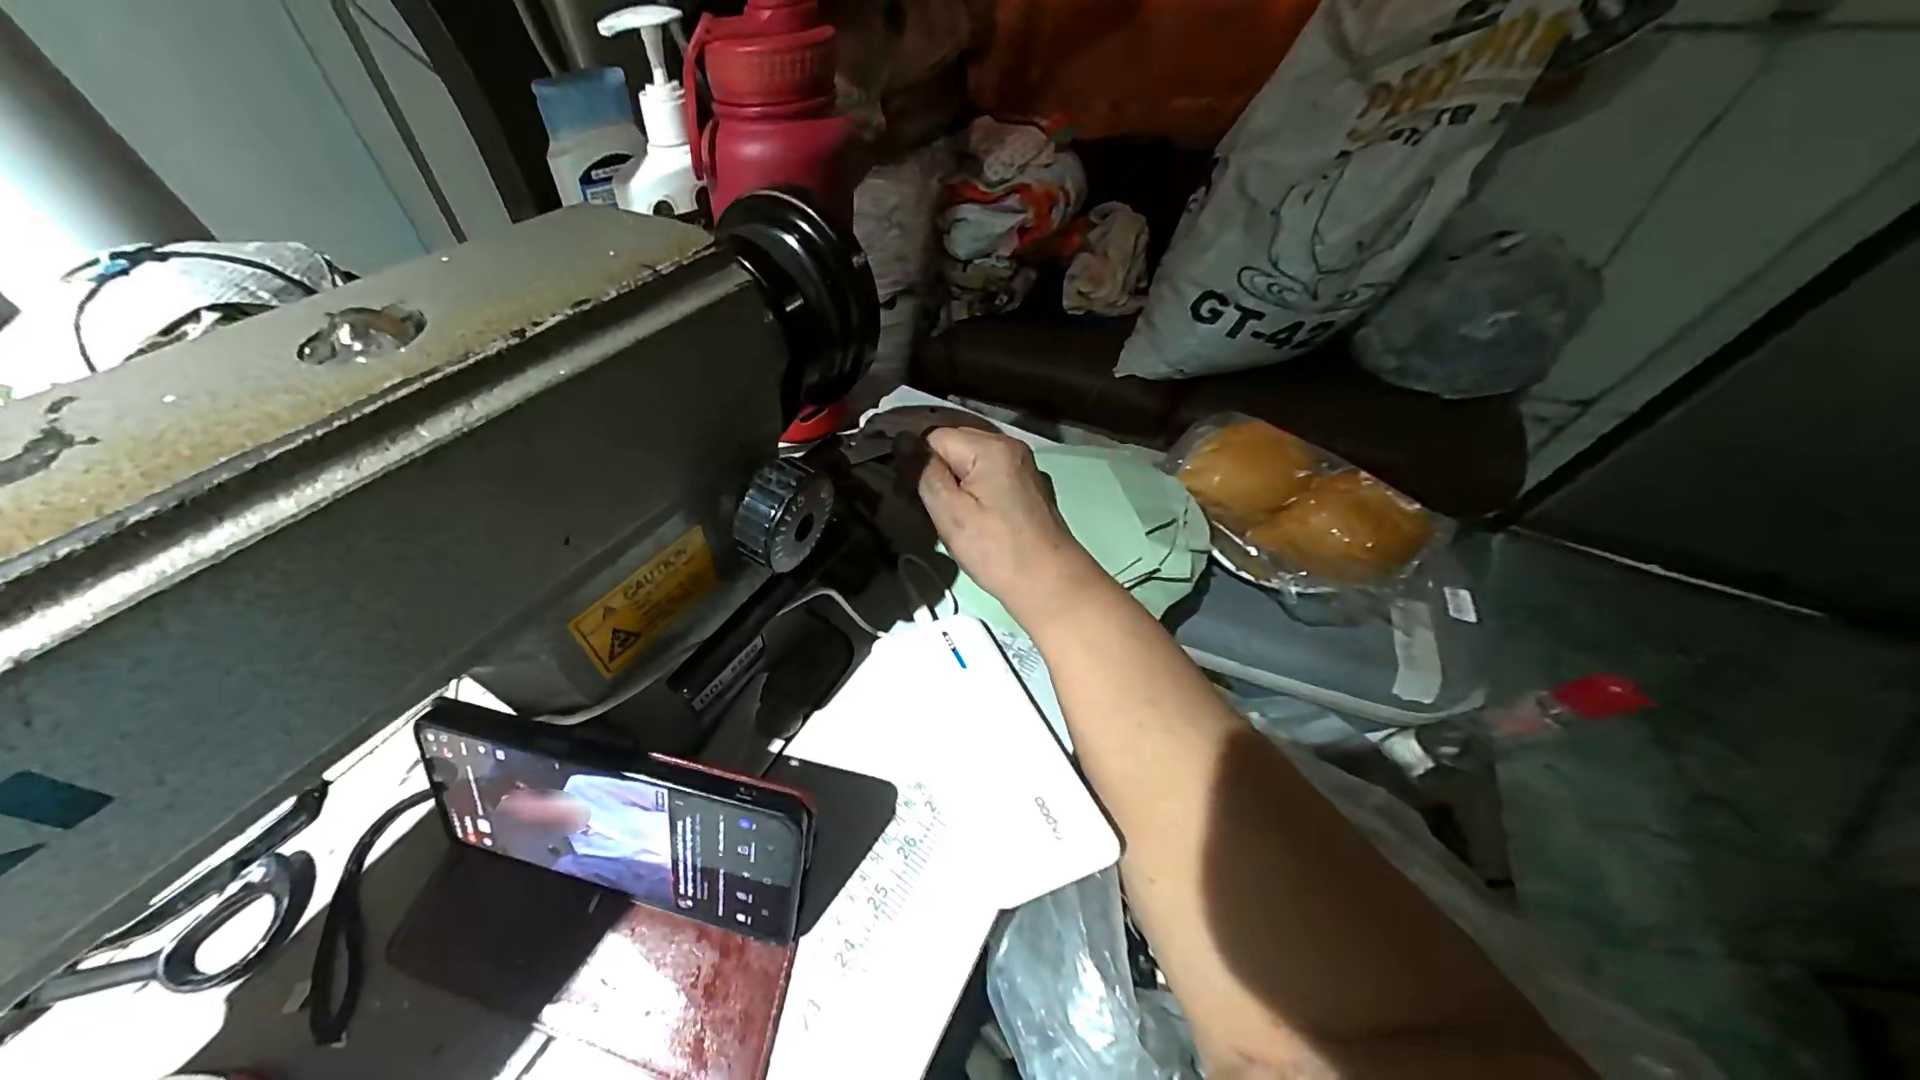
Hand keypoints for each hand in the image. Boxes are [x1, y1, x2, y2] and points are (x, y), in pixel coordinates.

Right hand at [917, 427, 1107, 624]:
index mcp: (992, 447)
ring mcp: (1024, 466)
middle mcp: (1011, 447)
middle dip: (936, 468)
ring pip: (973, 460)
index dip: (918, 462)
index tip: (911, 494)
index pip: (935, 436)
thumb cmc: (997, 551)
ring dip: (956, 480)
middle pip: (957, 443)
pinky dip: (976, 488)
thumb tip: (902, 441)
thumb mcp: (950, 513)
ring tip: (948, 512)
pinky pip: (991, 475)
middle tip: (926, 505)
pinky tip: (974, 515)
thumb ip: (924, 472)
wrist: (1050, 584)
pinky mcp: (1029, 487)